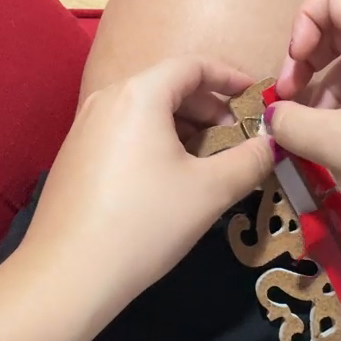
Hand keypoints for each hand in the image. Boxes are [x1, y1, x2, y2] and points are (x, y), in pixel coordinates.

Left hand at [20, 57, 275, 313]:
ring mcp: (85, 126)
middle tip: (238, 139)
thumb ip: (250, 160)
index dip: (230, 77)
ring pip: (146, 111)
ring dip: (184, 127)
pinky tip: (170, 178)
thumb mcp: (209, 191)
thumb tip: (272, 143)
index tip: (257, 98)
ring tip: (209, 161)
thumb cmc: (145, 222)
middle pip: (169, 86)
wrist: (67, 274)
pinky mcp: (75, 154)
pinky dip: (156, 141)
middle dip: (210, 107)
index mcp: (139, 93)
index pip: (193, 66)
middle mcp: (107, 98)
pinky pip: (125, 131)